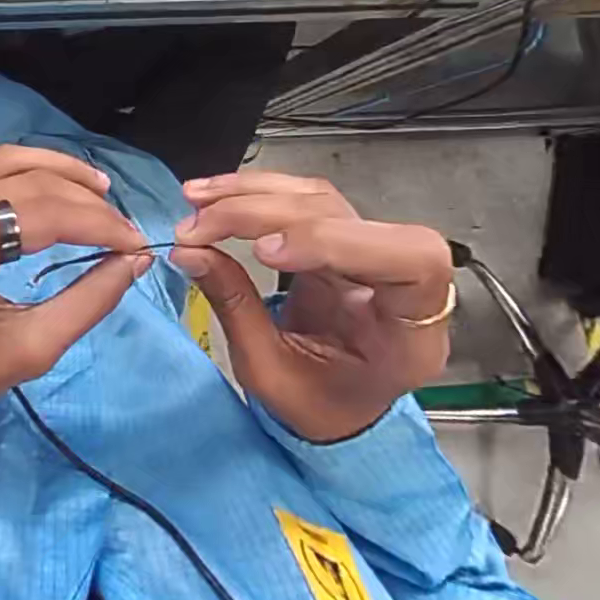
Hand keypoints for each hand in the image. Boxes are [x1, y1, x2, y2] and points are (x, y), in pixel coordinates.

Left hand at [0, 135, 150, 446]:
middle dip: (85, 201)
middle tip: (122, 231)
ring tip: (98, 191)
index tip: (136, 245)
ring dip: (54, 169)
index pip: (44, 214)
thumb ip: (91, 298)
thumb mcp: (35, 347)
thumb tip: (135, 258)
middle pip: (29, 182)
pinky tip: (23, 172)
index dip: (99, 225)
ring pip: (4, 160)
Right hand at [169, 172, 452, 442]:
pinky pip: (301, 199)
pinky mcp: (338, 238)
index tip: (262, 253)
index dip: (337, 242)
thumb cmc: (315, 404)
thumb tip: (189, 252)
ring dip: (251, 192)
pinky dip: (254, 192)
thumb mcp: (268, 372)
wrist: (334, 406)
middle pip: (343, 217)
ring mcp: (369, 253)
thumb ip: (234, 307)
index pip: (410, 261)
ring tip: (197, 200)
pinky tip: (216, 196)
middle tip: (196, 228)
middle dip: (260, 214)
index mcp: (408, 333)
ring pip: (319, 197)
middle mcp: (400, 281)